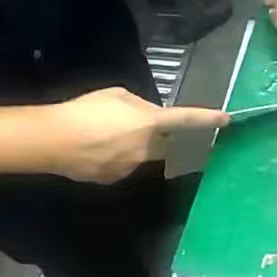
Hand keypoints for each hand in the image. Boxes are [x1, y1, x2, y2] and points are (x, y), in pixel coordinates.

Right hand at [34, 88, 227, 183]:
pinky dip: (120, 157)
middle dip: (173, 141)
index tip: (226, 120)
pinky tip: (99, 149)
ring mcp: (131, 167)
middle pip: (171, 146)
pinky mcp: (113, 179)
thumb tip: (146, 115)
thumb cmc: (84, 110)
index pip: (188, 121)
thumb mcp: (117, 96)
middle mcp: (147, 149)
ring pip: (146, 156)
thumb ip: (139, 106)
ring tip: (111, 135)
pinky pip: (125, 165)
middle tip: (162, 132)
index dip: (209, 120)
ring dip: (140, 147)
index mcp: (151, 123)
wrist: (50, 140)